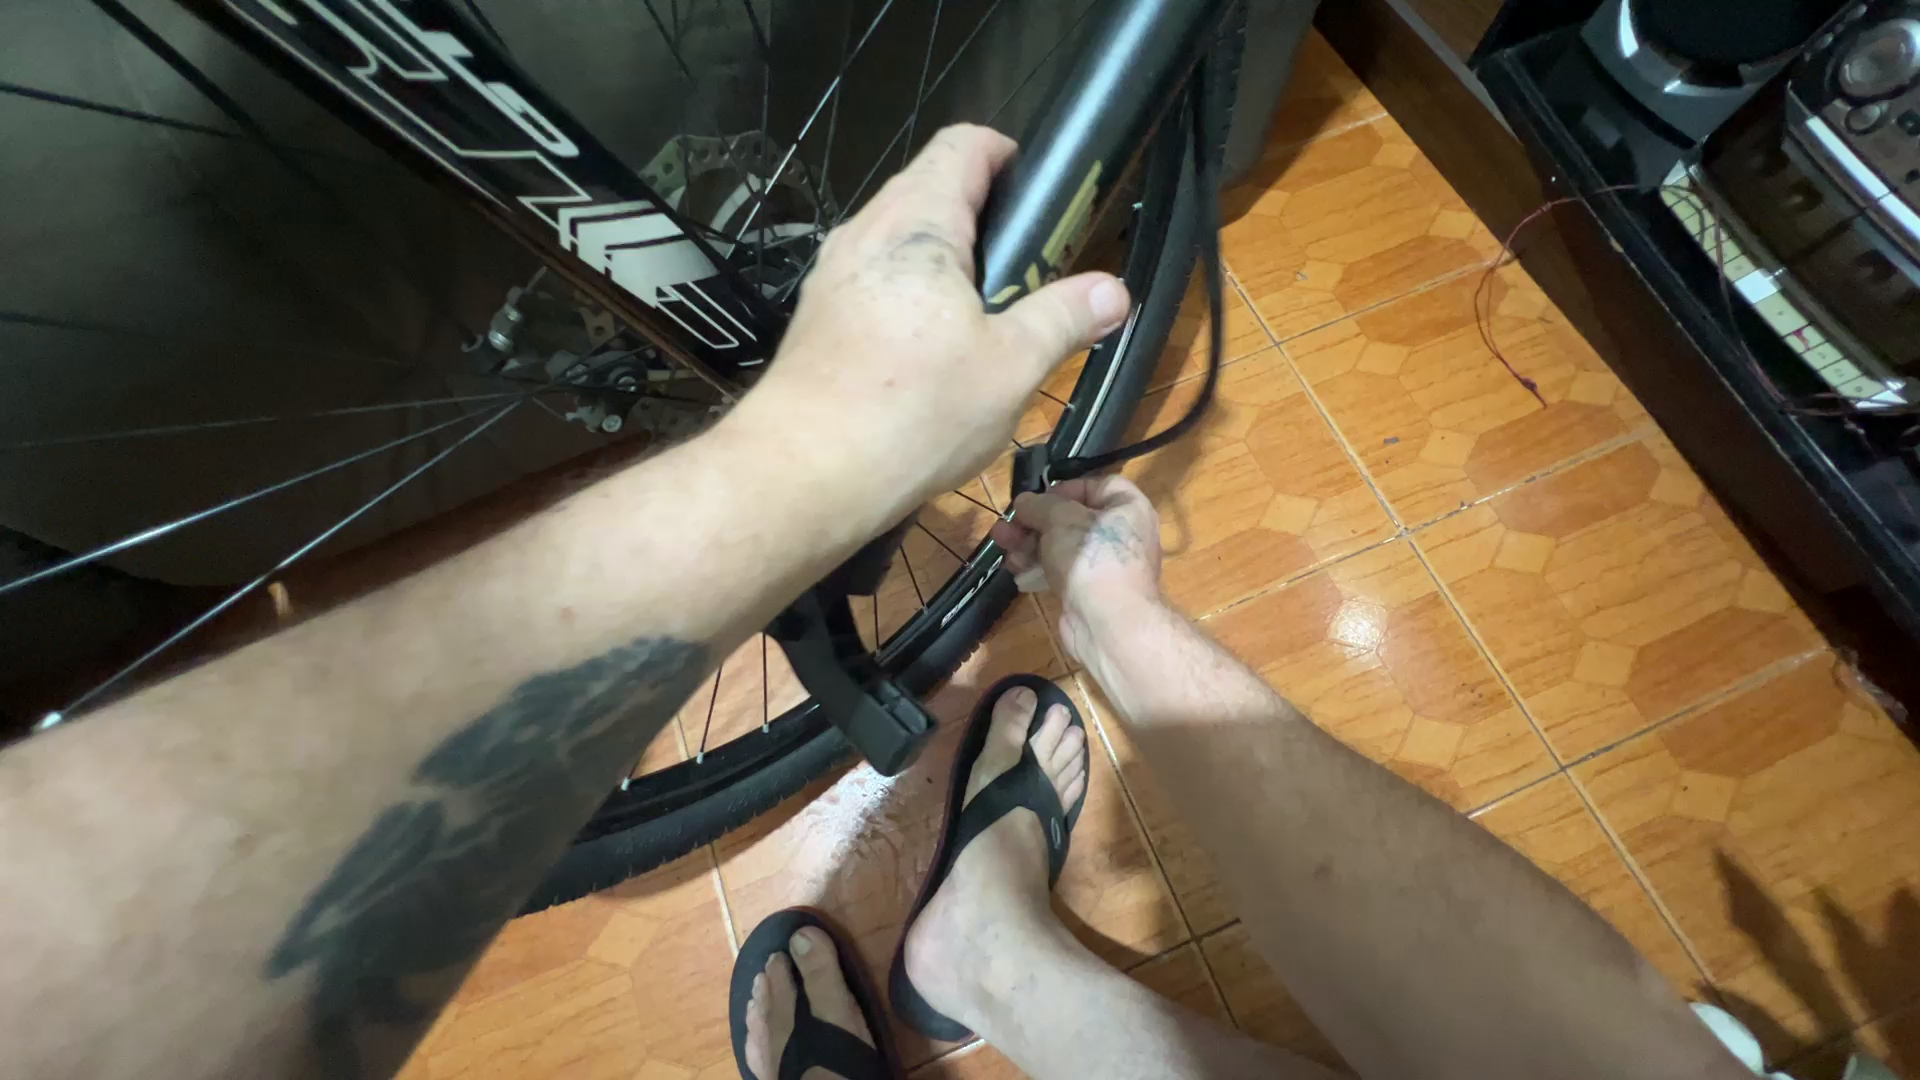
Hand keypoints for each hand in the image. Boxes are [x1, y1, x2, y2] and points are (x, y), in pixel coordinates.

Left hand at [729, 124, 1130, 527]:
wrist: (807, 473)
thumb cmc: (917, 412)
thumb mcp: (1010, 368)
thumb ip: (1063, 318)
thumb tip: (1114, 291)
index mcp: (918, 224)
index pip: (963, 146)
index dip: (1004, 154)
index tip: (1036, 192)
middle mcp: (864, 234)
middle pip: (926, 189)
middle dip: (978, 215)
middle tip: (1020, 271)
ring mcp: (830, 279)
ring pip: (895, 242)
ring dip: (940, 261)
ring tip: (977, 317)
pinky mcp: (815, 323)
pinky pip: (870, 285)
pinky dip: (906, 296)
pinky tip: (924, 353)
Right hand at [988, 474, 1163, 666]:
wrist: (1108, 623)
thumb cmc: (1091, 557)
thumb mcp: (1061, 519)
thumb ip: (1040, 505)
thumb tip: (1024, 502)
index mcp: (1128, 509)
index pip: (1100, 486)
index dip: (1067, 488)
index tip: (1040, 497)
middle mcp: (1121, 535)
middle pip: (1073, 518)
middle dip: (1035, 521)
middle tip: (1007, 525)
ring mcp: (1105, 566)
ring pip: (1062, 546)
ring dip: (1029, 544)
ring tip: (1002, 545)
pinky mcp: (1088, 591)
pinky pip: (1061, 571)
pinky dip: (1039, 567)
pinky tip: (1016, 570)